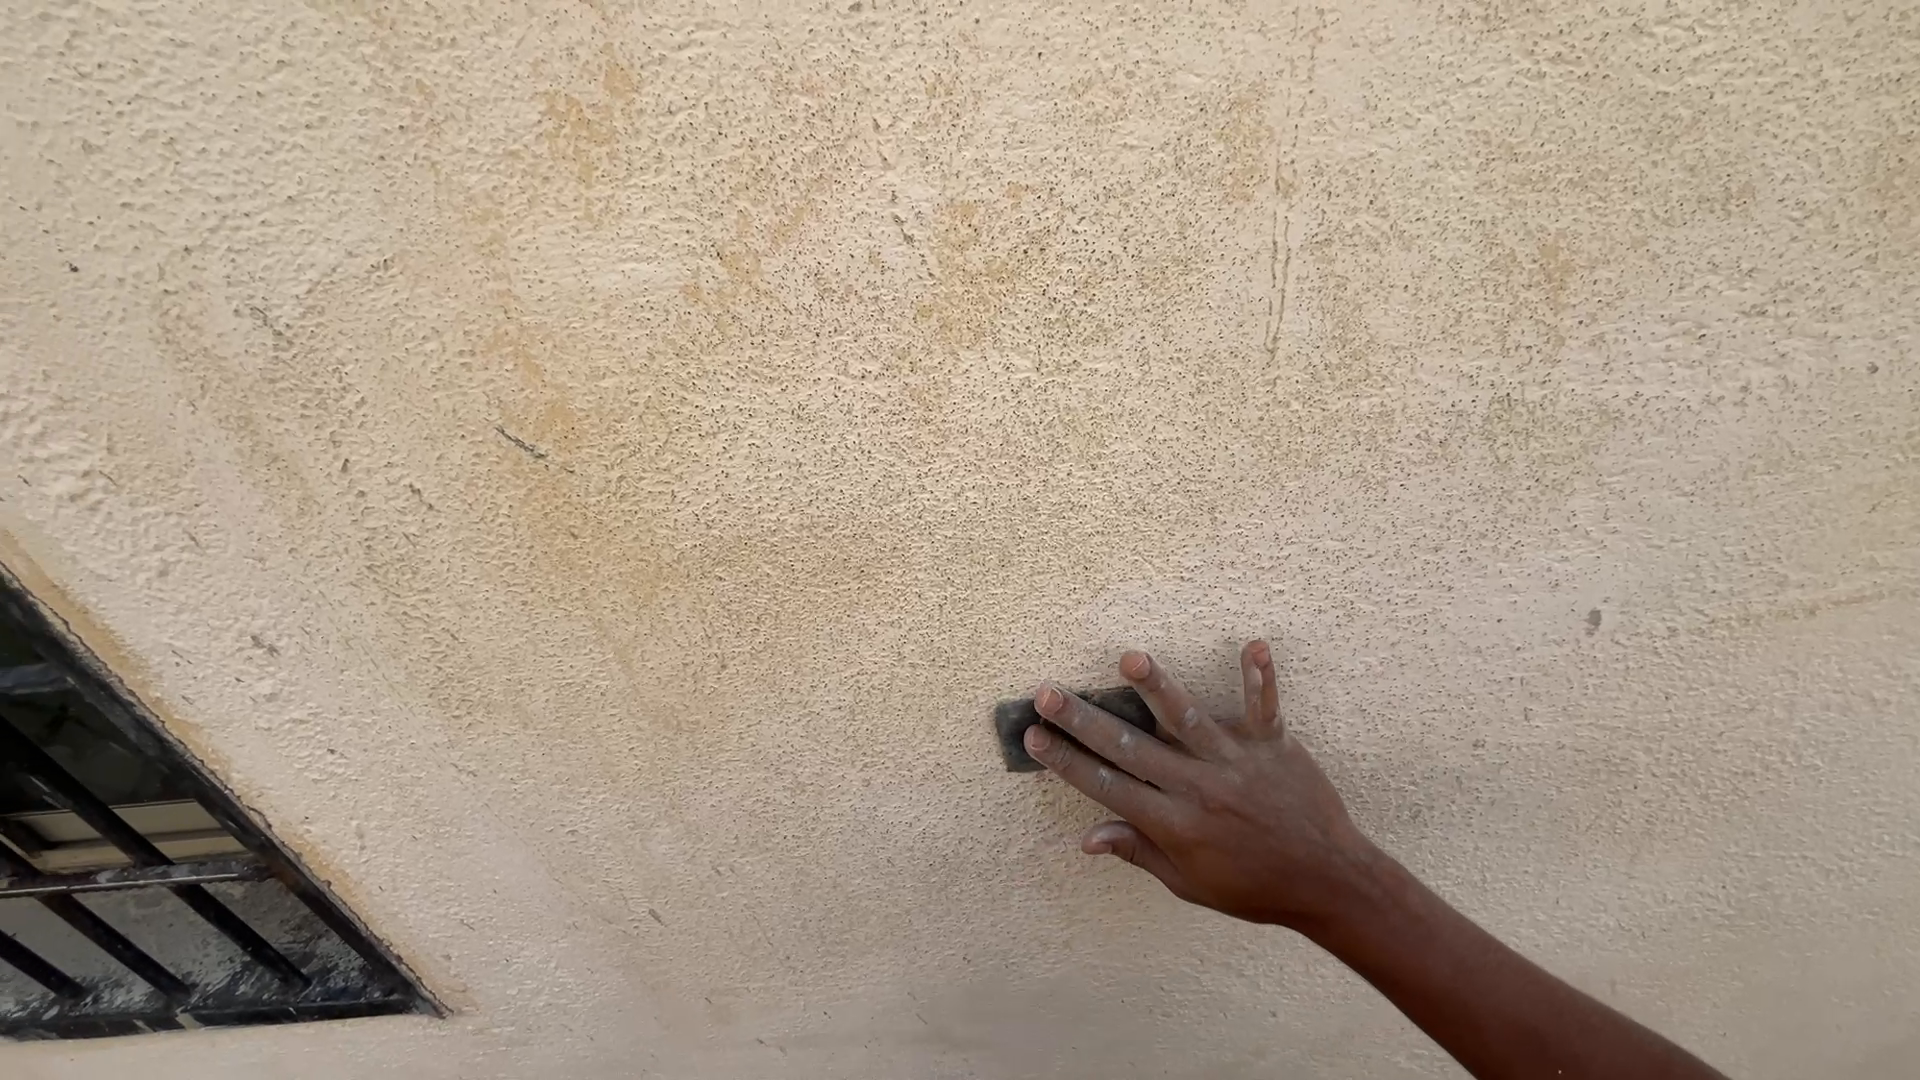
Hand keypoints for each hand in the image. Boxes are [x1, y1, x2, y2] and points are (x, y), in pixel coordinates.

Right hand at [1024, 642, 1382, 929]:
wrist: (1332, 884)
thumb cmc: (1255, 887)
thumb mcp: (1188, 883)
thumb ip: (1138, 851)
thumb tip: (1086, 838)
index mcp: (1175, 824)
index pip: (1106, 786)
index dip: (1066, 761)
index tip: (1034, 736)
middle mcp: (1199, 788)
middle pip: (1130, 747)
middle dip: (1083, 719)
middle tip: (1048, 693)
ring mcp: (1235, 763)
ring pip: (1188, 718)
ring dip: (1158, 687)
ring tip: (1130, 658)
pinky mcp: (1272, 746)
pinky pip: (1264, 708)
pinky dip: (1259, 678)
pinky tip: (1253, 645)